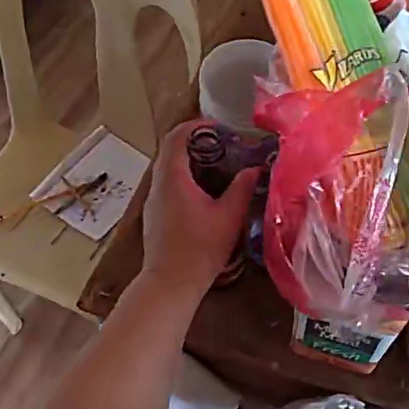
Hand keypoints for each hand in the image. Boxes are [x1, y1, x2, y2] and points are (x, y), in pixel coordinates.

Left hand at [138, 121, 259, 294]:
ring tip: (218, 170)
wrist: (171, 282)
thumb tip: (254, 169)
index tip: (219, 127)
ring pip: (168, 170)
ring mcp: (153, 201)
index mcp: (173, 177)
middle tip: (223, 147)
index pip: (177, 136)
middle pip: (171, 151)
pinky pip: (167, 188)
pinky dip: (184, 181)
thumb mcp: (228, 217)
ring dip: (190, 163)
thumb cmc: (200, 249)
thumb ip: (242, 189)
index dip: (197, 125)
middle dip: (196, 143)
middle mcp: (157, 184)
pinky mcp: (154, 216)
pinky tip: (204, 195)